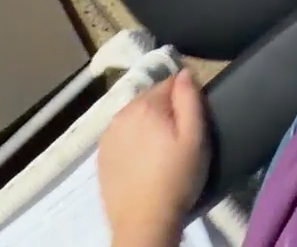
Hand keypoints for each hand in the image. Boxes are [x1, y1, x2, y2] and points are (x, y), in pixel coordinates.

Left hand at [97, 71, 207, 246]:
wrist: (144, 224)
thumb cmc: (176, 178)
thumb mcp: (195, 135)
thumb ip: (190, 97)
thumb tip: (184, 72)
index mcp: (145, 105)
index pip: (170, 83)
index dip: (184, 99)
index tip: (190, 121)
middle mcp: (121, 114)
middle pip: (150, 98)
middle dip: (165, 110)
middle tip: (177, 138)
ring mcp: (107, 137)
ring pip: (135, 116)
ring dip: (147, 124)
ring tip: (160, 151)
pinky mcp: (101, 157)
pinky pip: (122, 135)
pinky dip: (133, 140)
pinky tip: (142, 161)